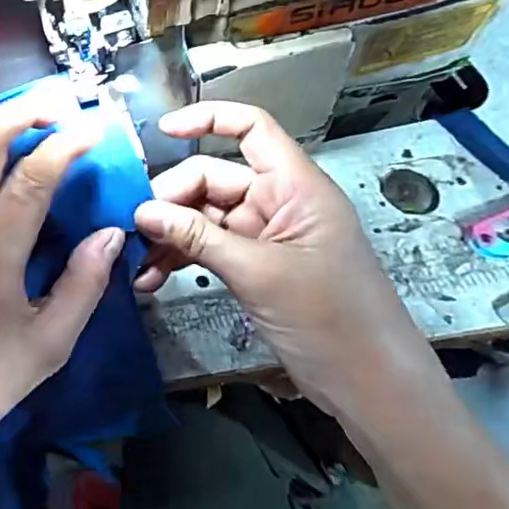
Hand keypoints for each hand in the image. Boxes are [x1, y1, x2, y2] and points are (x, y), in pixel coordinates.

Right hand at [131, 102, 431, 420]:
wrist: (372, 389)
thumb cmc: (331, 320)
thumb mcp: (259, 273)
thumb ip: (199, 237)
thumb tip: (143, 211)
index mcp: (295, 186)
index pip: (251, 129)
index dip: (208, 119)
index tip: (163, 130)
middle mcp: (279, 202)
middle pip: (214, 177)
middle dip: (172, 199)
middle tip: (135, 228)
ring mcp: (266, 236)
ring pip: (206, 217)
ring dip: (171, 235)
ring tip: (136, 259)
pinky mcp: (257, 267)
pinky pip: (211, 249)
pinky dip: (183, 258)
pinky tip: (152, 278)